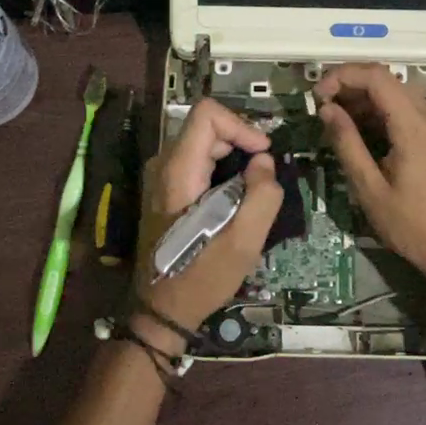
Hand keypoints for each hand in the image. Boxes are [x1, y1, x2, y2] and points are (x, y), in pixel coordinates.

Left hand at [134, 99, 283, 346]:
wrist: (161, 310)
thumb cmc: (201, 276)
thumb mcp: (244, 241)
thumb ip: (262, 194)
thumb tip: (263, 163)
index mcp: (177, 170)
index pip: (207, 114)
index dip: (241, 125)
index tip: (263, 154)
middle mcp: (163, 164)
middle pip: (207, 127)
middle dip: (241, 143)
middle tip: (264, 176)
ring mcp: (161, 177)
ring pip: (204, 144)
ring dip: (234, 159)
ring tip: (253, 191)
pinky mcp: (165, 190)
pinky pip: (198, 163)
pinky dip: (222, 171)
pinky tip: (235, 202)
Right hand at [315, 63, 425, 316]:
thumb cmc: (412, 225)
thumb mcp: (370, 188)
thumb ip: (347, 143)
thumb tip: (326, 109)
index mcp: (414, 125)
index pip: (376, 76)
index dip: (343, 76)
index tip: (317, 95)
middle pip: (386, 80)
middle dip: (349, 87)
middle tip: (321, 108)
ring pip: (395, 93)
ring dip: (363, 99)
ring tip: (335, 121)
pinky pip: (406, 110)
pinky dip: (380, 112)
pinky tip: (360, 132)